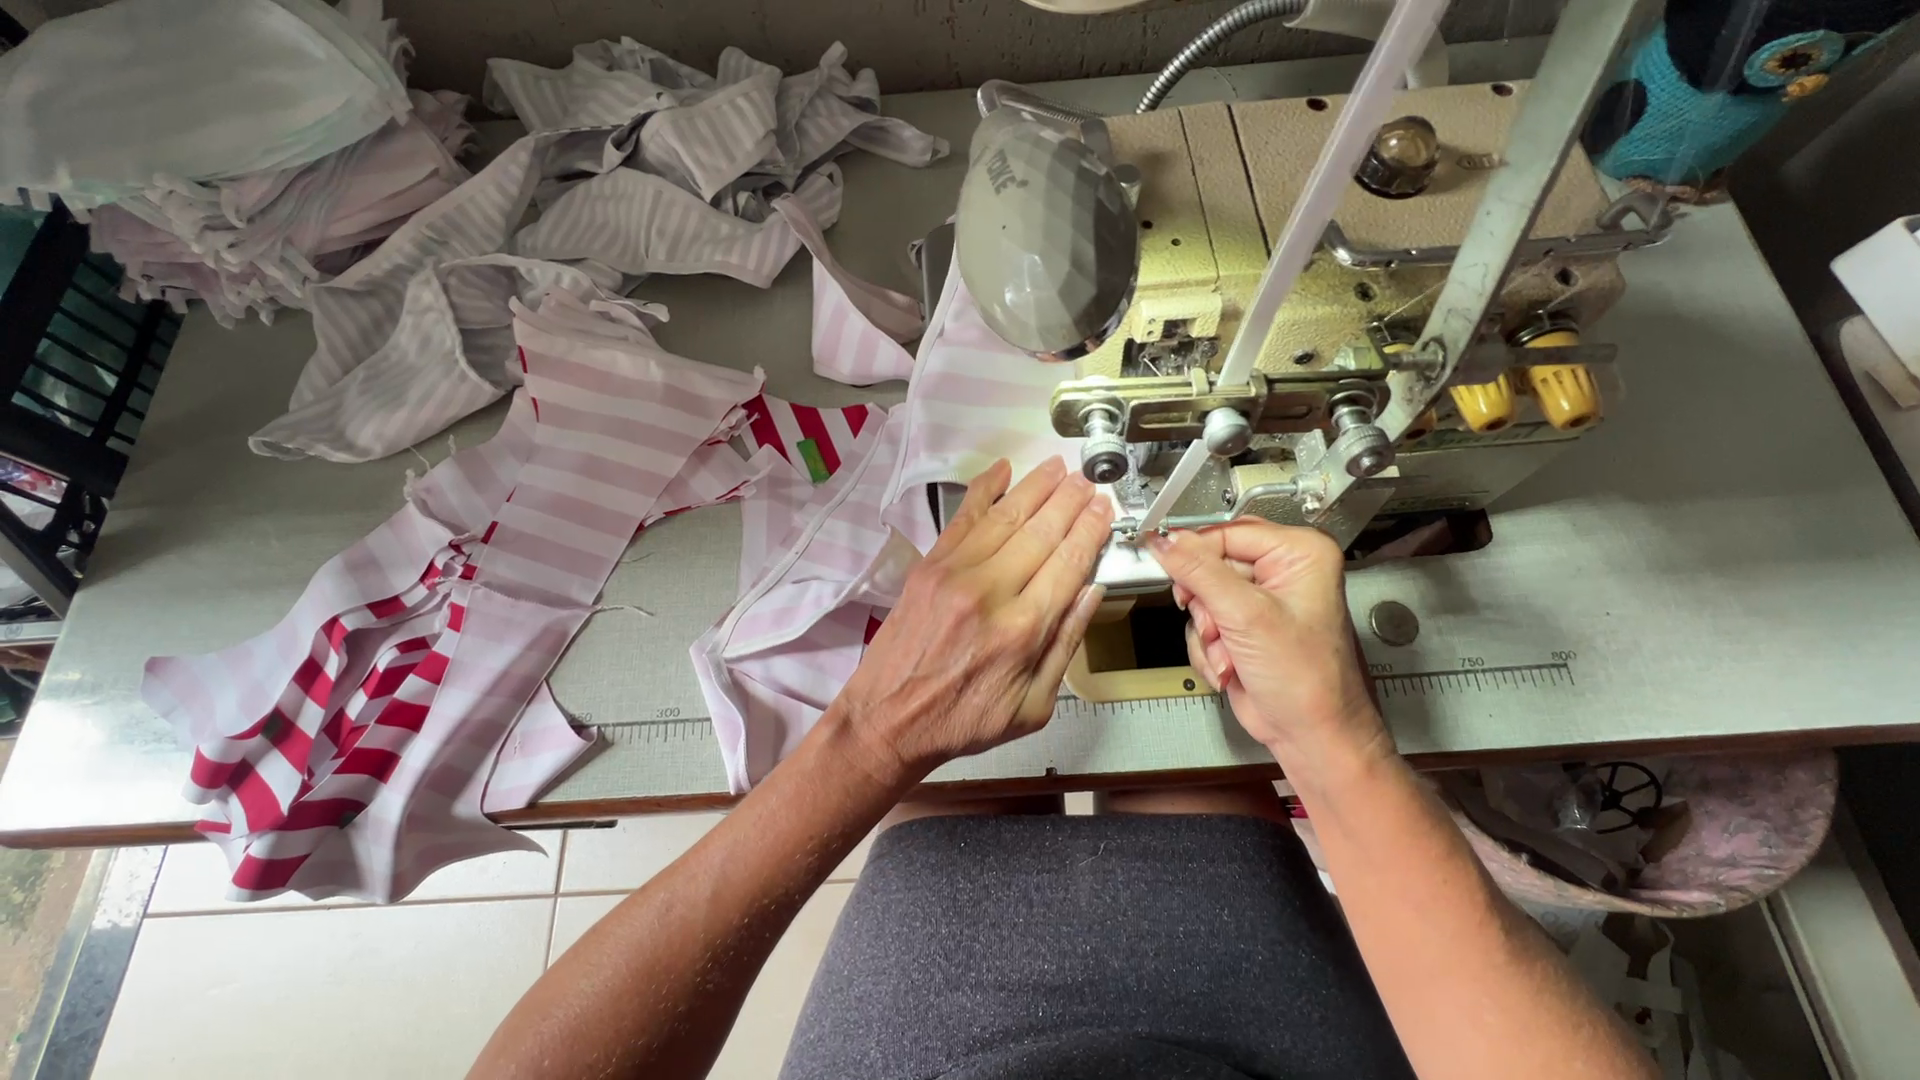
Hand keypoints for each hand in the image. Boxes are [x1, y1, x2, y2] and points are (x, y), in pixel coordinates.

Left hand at [836, 457, 1111, 782]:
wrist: (888, 719)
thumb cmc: (964, 720)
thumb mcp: (1033, 706)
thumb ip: (1066, 645)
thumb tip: (1091, 592)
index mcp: (1024, 630)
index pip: (1069, 562)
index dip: (1091, 530)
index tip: (1105, 510)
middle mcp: (991, 592)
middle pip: (1042, 531)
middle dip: (1070, 501)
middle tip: (1088, 481)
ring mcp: (955, 573)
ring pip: (1006, 516)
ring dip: (1036, 487)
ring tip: (1058, 468)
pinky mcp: (929, 567)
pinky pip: (963, 518)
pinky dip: (984, 490)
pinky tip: (1002, 470)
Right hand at [1147, 521, 1390, 772]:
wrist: (1312, 735)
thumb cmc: (1311, 682)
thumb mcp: (1245, 615)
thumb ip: (1199, 572)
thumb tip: (1166, 542)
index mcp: (1299, 553)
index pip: (1224, 532)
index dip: (1192, 552)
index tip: (1165, 561)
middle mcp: (1282, 572)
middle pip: (1208, 565)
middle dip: (1204, 604)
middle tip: (1216, 623)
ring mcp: (1261, 602)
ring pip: (1201, 598)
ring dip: (1206, 632)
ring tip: (1231, 652)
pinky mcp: (1244, 628)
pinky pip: (1202, 624)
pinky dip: (1208, 648)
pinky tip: (1231, 665)